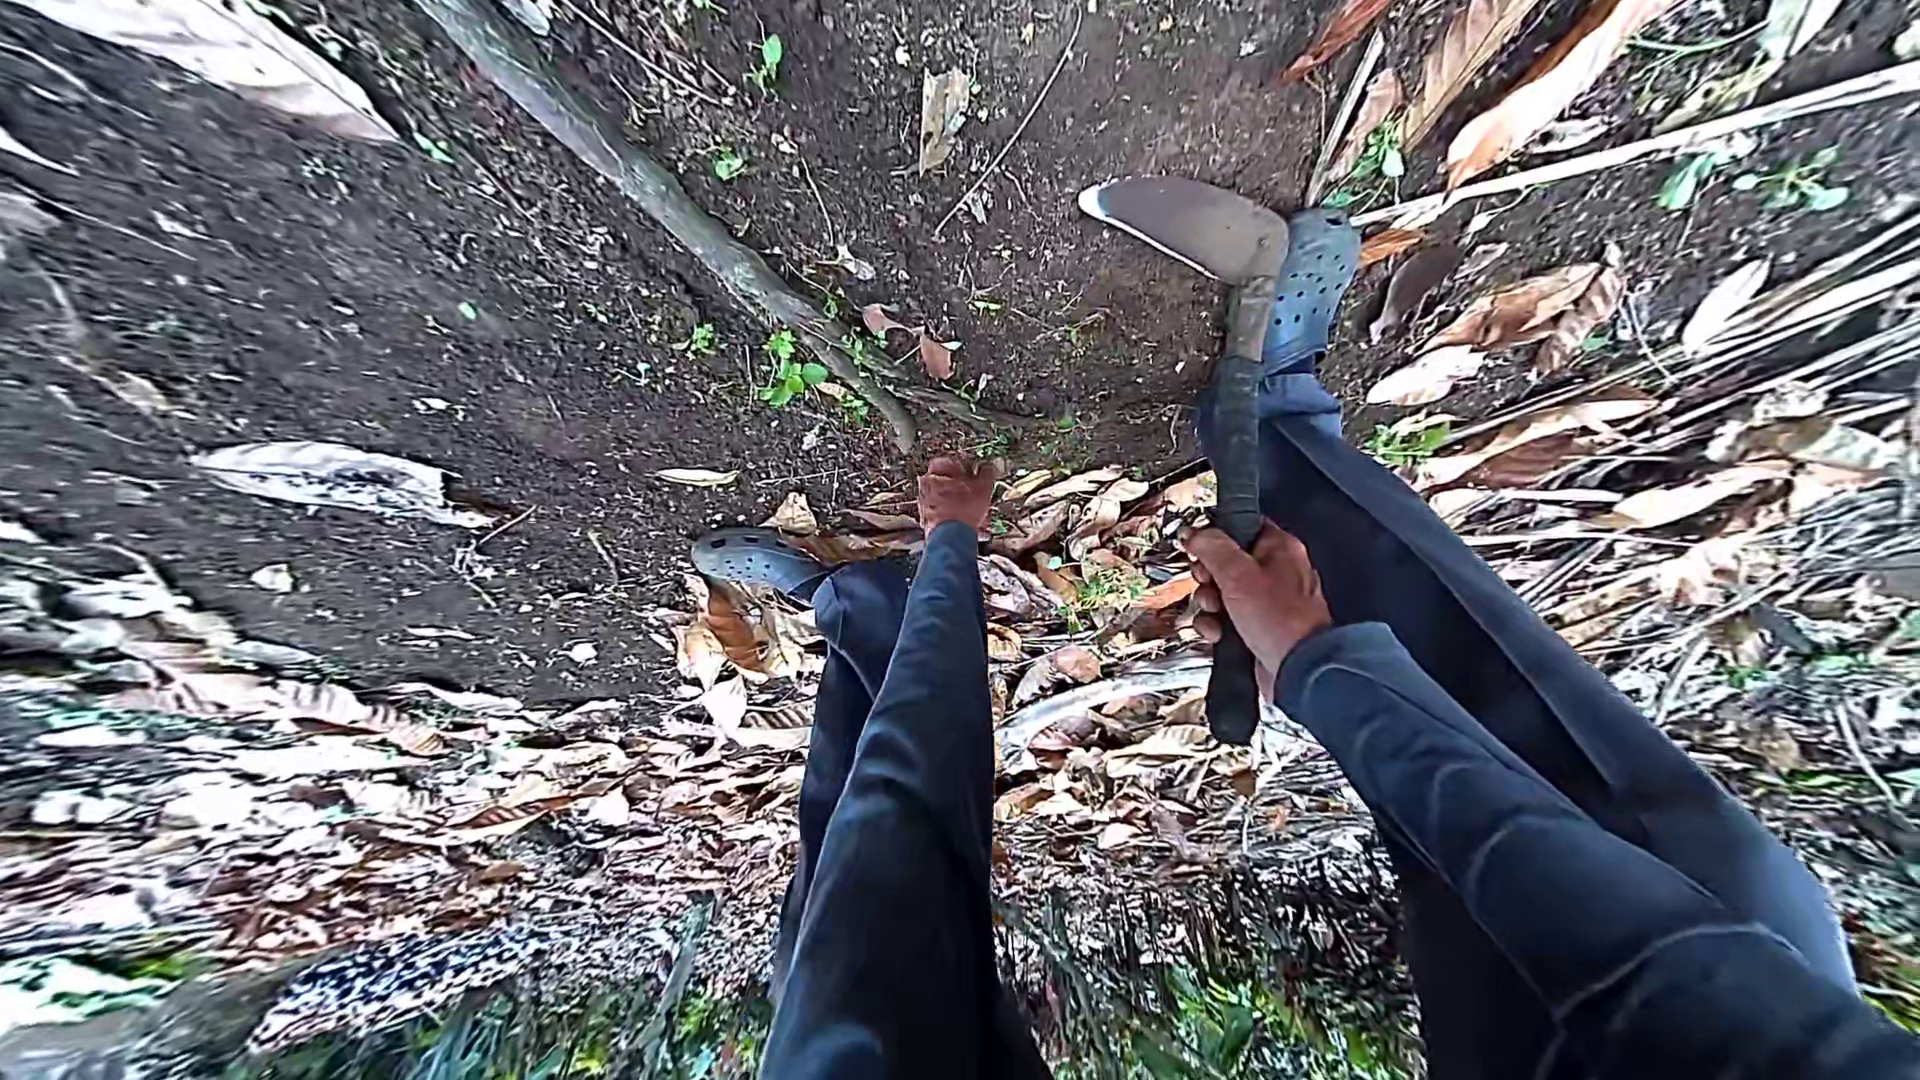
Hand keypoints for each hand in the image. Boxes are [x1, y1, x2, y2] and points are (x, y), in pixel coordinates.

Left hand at [917, 456, 996, 531]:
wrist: (952, 539)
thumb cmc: (961, 512)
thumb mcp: (983, 487)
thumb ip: (986, 473)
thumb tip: (988, 468)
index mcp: (934, 475)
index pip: (947, 461)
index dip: (963, 466)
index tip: (972, 471)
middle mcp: (925, 490)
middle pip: (946, 483)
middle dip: (964, 488)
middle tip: (976, 491)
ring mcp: (926, 508)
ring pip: (946, 501)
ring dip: (961, 505)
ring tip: (977, 511)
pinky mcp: (929, 524)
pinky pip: (945, 517)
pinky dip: (957, 518)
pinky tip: (970, 524)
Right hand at [1183, 520, 1331, 680]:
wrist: (1297, 671)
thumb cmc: (1282, 621)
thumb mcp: (1238, 574)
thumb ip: (1212, 547)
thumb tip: (1194, 532)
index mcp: (1279, 549)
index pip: (1241, 526)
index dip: (1215, 535)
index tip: (1198, 546)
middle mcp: (1275, 572)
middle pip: (1224, 561)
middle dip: (1207, 576)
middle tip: (1209, 582)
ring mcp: (1266, 601)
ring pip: (1220, 590)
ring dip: (1208, 602)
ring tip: (1216, 611)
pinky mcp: (1256, 626)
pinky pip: (1224, 617)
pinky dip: (1215, 624)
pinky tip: (1219, 631)